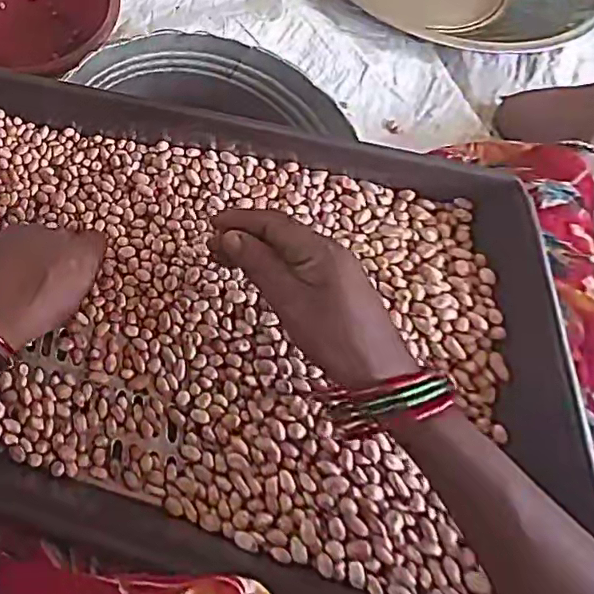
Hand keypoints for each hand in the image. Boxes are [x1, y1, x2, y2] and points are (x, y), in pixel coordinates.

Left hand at [0, 224, 105, 348]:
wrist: (0, 307)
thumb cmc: (40, 312)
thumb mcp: (72, 303)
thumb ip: (79, 278)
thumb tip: (77, 270)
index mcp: (86, 254)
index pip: (95, 241)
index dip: (86, 253)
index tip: (79, 265)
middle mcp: (63, 235)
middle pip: (66, 237)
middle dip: (60, 251)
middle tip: (50, 273)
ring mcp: (33, 231)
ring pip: (40, 235)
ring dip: (36, 248)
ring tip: (26, 272)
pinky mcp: (9, 232)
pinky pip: (18, 237)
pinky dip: (15, 247)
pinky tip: (10, 266)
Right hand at [209, 209, 417, 386]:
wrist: (383, 374)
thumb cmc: (333, 335)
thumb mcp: (288, 298)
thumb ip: (258, 263)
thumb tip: (230, 236)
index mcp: (318, 248)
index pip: (272, 222)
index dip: (239, 219)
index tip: (210, 225)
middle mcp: (328, 250)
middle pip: (279, 230)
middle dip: (243, 232)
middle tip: (212, 246)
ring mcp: (335, 267)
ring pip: (287, 246)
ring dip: (255, 247)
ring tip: (227, 259)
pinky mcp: (336, 284)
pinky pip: (297, 260)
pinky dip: (271, 261)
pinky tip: (258, 272)